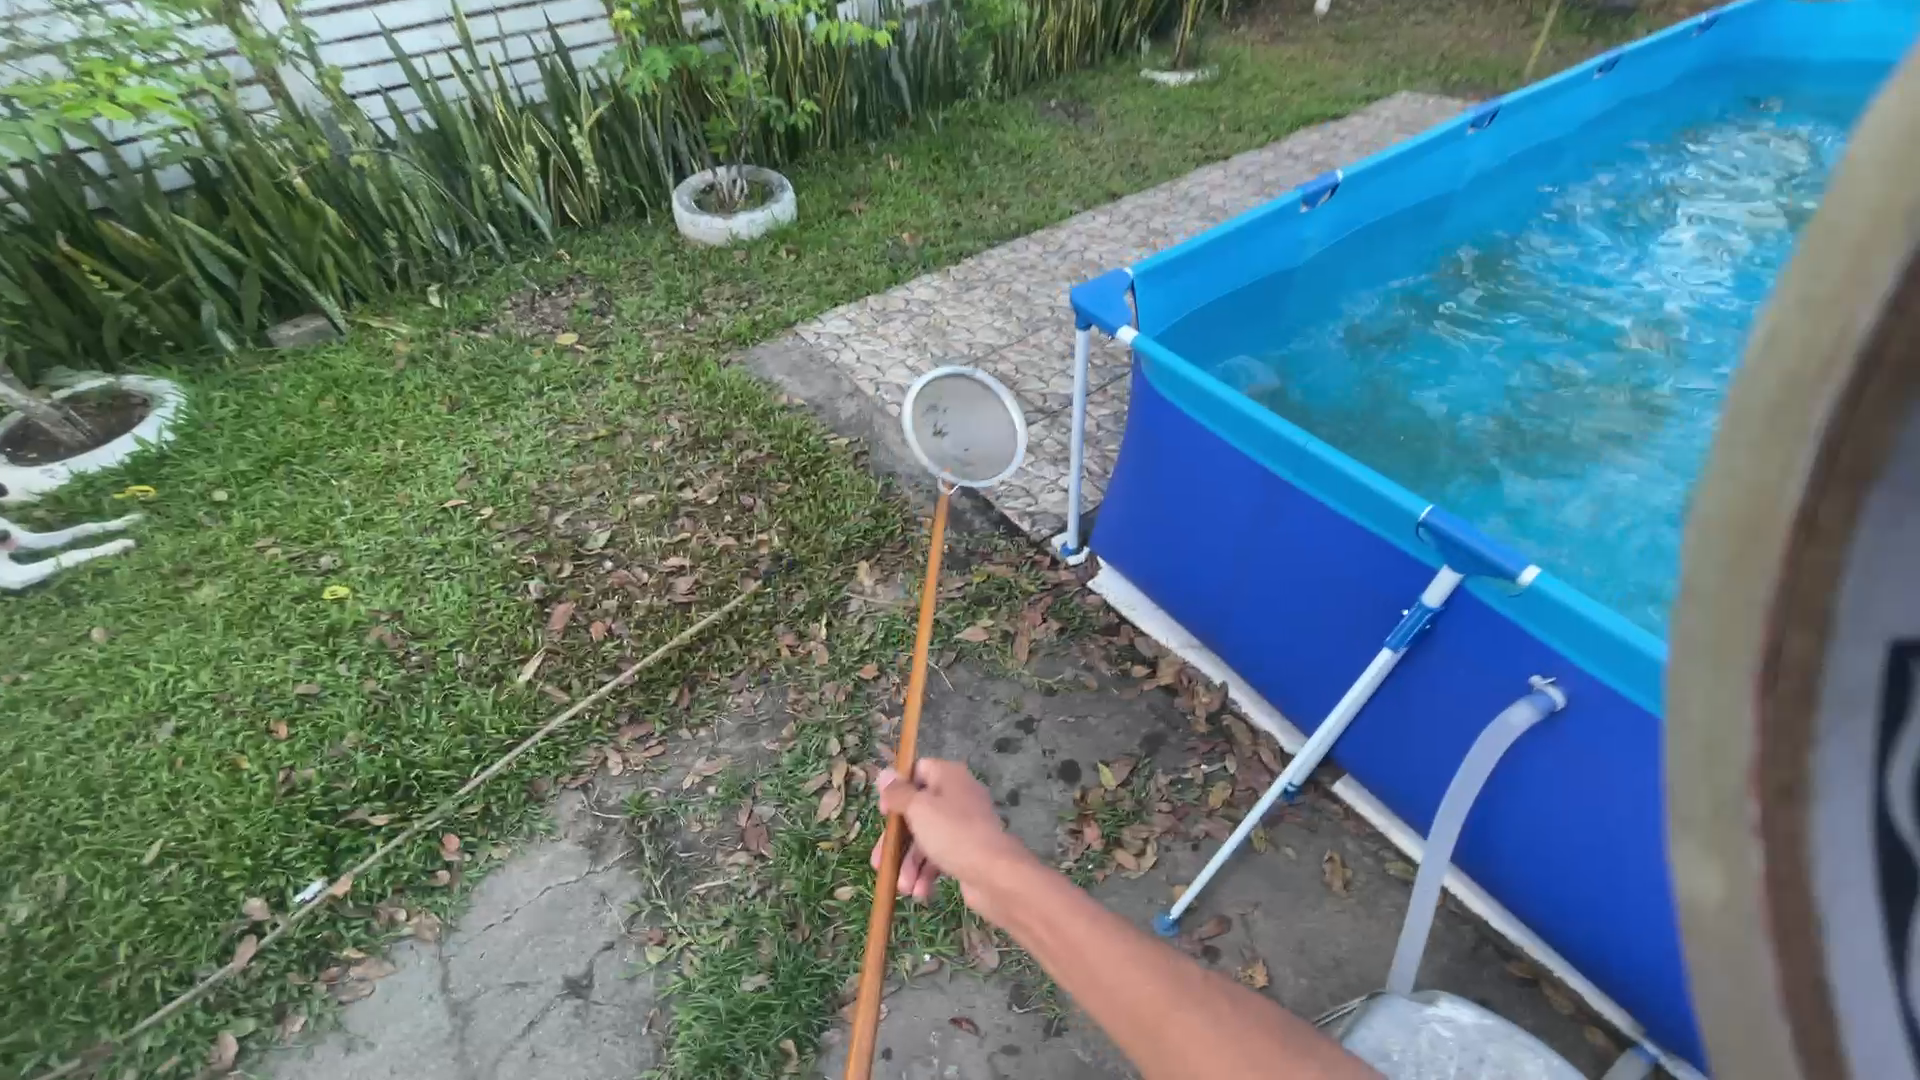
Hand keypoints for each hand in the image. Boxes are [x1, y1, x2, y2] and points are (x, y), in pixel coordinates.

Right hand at [869, 759, 1038, 923]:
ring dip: (910, 864)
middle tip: (879, 861)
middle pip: (917, 811)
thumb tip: (885, 773)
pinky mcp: (966, 851)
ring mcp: (963, 825)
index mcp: (948, 776)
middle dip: (897, 840)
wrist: (995, 874)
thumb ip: (899, 793)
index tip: (884, 812)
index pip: (918, 771)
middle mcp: (957, 796)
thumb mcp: (919, 809)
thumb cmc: (953, 833)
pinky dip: (927, 873)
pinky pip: (939, 857)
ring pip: (925, 838)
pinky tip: (920, 892)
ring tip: (904, 887)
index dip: (898, 789)